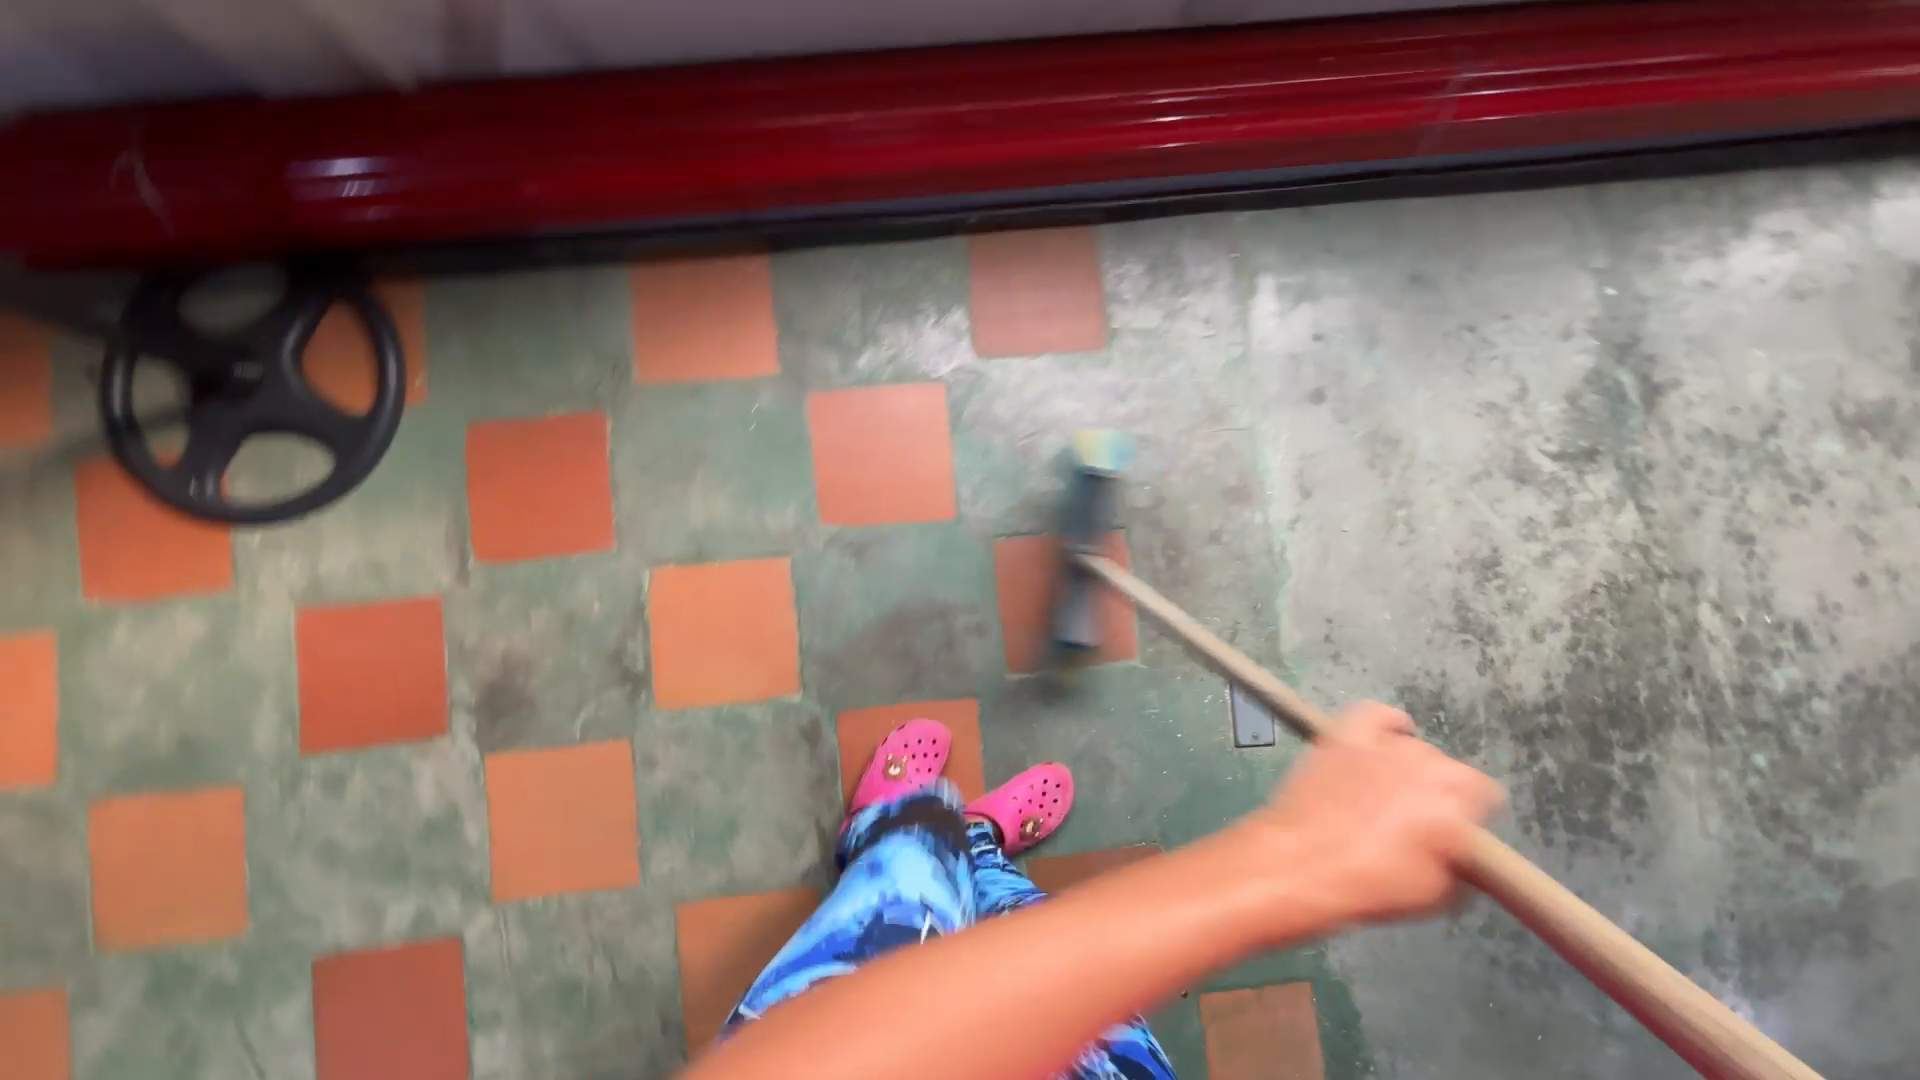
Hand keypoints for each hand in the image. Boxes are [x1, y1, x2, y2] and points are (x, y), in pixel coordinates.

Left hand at [1245, 701, 1502, 930]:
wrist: (1303, 862)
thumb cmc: (1376, 884)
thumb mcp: (1441, 890)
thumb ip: (1463, 858)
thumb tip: (1460, 846)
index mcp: (1460, 798)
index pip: (1486, 795)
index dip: (1469, 816)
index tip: (1453, 833)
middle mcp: (1428, 761)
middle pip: (1446, 770)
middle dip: (1435, 793)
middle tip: (1412, 822)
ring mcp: (1383, 742)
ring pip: (1411, 747)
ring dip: (1404, 767)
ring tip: (1383, 794)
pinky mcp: (1344, 734)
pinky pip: (1375, 715)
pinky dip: (1383, 725)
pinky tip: (1380, 742)